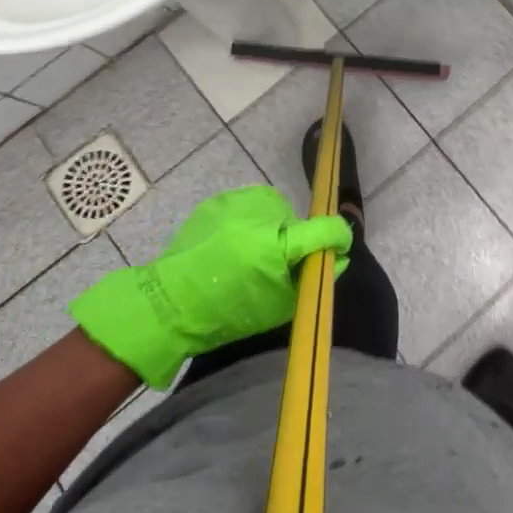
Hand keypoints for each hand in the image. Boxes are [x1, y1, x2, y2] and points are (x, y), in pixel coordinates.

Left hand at [68, 185, 351, 387]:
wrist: (172, 302)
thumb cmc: (230, 312)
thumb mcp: (281, 306)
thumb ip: (313, 277)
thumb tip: (339, 256)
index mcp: (277, 244)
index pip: (325, 229)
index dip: (338, 237)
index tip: (339, 247)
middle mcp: (261, 214)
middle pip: (295, 219)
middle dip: (292, 238)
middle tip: (274, 264)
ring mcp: (238, 203)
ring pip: (272, 210)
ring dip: (270, 227)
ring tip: (249, 254)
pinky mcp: (219, 200)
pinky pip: (247, 207)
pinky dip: (247, 222)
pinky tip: (229, 246)